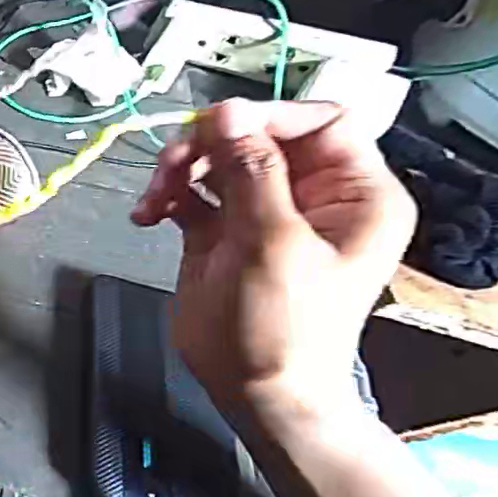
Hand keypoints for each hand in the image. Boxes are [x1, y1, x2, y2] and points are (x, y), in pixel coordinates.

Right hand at [131, 99, 414, 421]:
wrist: (253, 385)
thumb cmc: (283, 324)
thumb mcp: (272, 242)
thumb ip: (251, 172)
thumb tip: (226, 111)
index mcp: (350, 192)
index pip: (318, 122)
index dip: (266, 117)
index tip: (214, 131)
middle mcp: (306, 195)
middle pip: (253, 138)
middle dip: (206, 148)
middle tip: (168, 170)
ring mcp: (257, 213)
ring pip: (213, 162)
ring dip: (176, 172)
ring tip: (153, 200)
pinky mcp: (217, 231)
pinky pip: (188, 193)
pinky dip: (164, 197)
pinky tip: (147, 216)